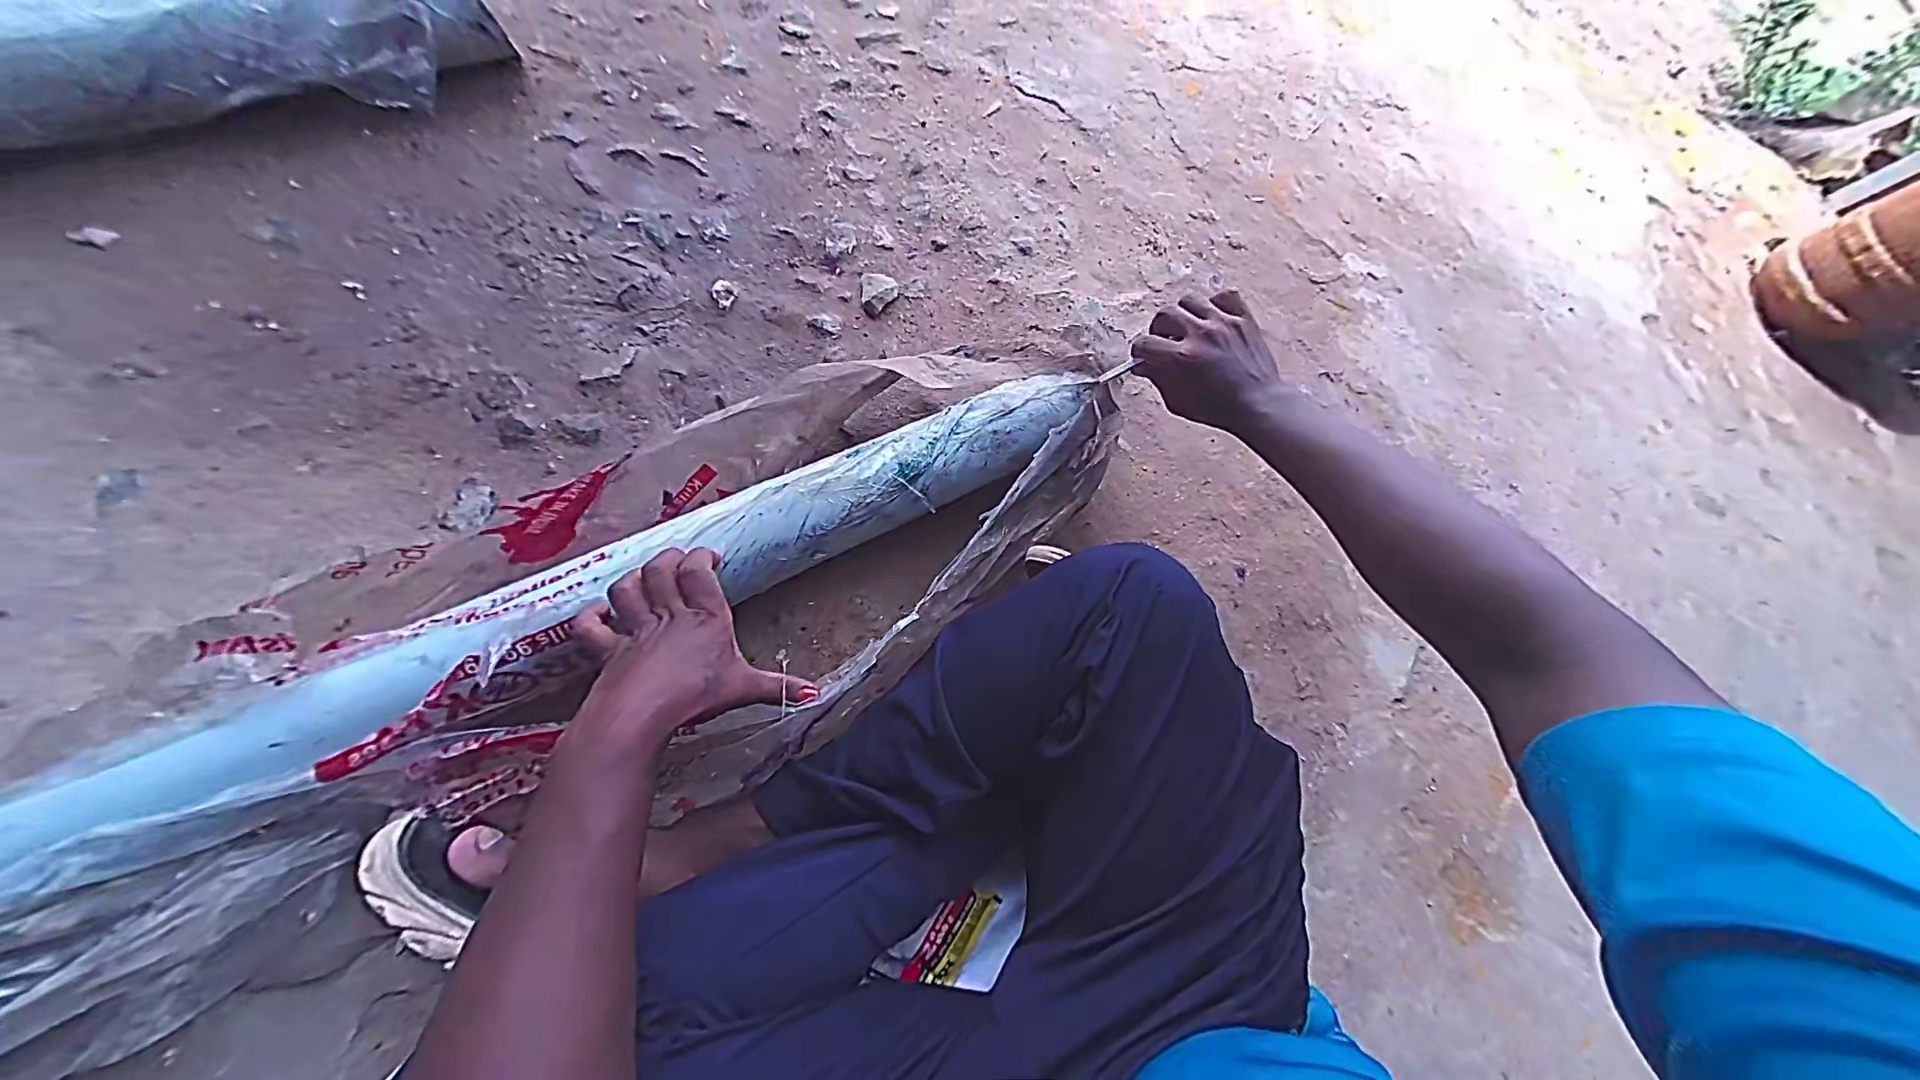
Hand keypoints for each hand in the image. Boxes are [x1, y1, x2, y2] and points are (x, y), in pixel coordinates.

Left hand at [568, 548, 816, 747]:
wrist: (640, 716)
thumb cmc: (695, 698)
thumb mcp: (745, 689)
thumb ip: (779, 688)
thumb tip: (816, 693)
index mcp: (705, 618)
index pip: (699, 572)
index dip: (702, 556)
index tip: (710, 556)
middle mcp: (670, 616)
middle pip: (661, 571)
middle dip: (669, 558)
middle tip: (678, 558)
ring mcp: (636, 631)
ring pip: (627, 589)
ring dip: (634, 577)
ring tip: (643, 576)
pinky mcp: (609, 651)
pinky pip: (592, 627)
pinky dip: (590, 616)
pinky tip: (597, 612)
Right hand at [1129, 290, 1290, 434]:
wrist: (1257, 403)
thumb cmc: (1218, 408)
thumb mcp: (1177, 400)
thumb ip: (1158, 379)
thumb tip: (1143, 366)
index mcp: (1181, 357)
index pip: (1144, 343)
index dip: (1139, 351)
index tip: (1144, 355)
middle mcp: (1200, 335)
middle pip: (1164, 314)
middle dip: (1158, 329)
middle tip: (1163, 340)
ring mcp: (1223, 323)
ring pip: (1189, 300)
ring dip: (1182, 314)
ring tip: (1186, 328)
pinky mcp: (1242, 319)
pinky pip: (1223, 296)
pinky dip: (1213, 304)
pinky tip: (1211, 318)